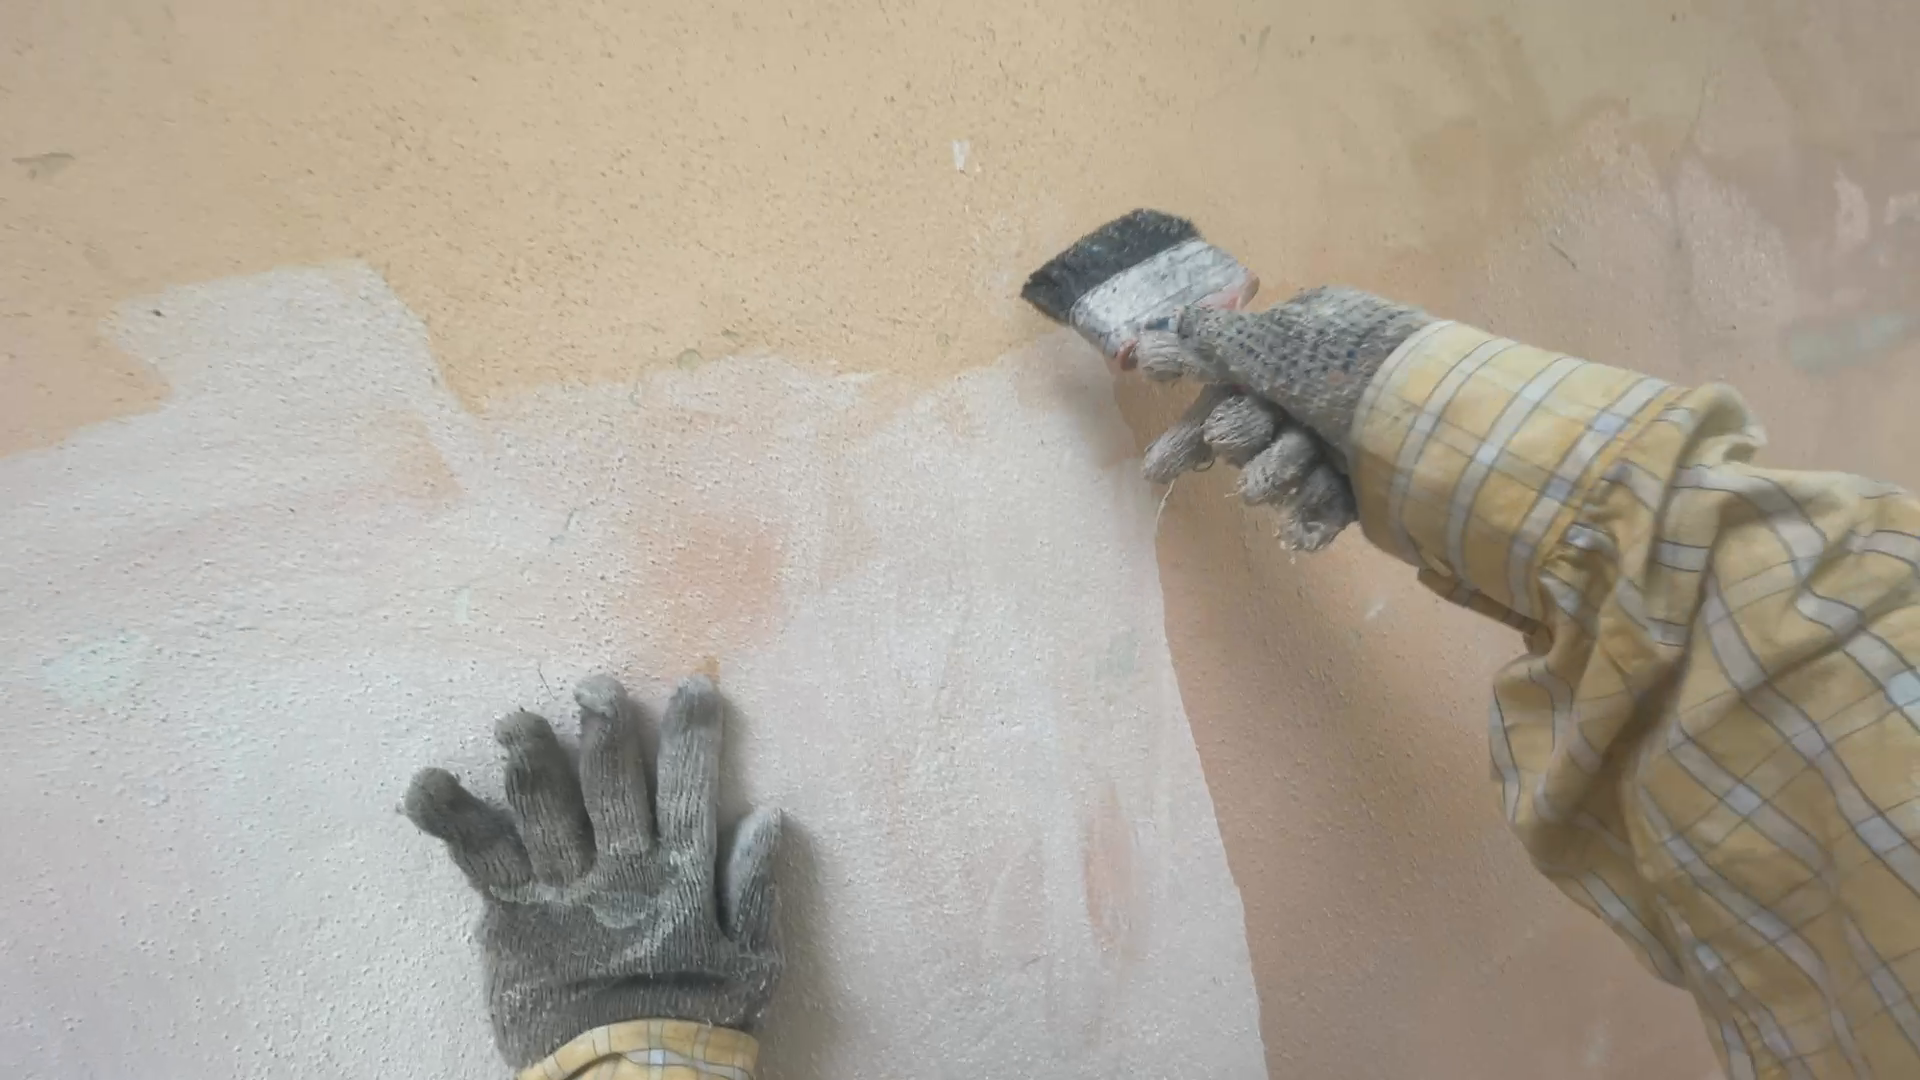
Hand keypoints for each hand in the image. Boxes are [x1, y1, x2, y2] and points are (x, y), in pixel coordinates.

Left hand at [405, 674, 781, 1068]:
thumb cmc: (698, 1021)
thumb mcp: (755, 960)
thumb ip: (758, 887)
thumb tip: (769, 814)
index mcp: (681, 877)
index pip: (691, 788)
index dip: (694, 735)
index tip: (695, 687)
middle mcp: (619, 873)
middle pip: (612, 786)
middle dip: (605, 731)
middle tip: (595, 688)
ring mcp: (560, 896)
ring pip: (544, 812)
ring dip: (532, 759)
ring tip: (518, 720)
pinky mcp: (510, 924)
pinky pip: (481, 863)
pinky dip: (454, 821)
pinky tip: (429, 783)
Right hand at [1132, 285, 1432, 551]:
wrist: (1448, 427)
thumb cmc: (1358, 374)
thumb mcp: (1283, 346)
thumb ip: (1219, 344)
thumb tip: (1170, 328)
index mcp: (1297, 350)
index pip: (1224, 390)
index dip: (1188, 430)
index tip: (1157, 469)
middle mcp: (1313, 393)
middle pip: (1247, 435)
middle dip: (1241, 442)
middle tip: (1236, 441)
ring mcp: (1339, 441)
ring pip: (1281, 471)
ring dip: (1280, 473)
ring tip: (1301, 470)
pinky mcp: (1362, 485)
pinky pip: (1320, 506)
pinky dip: (1311, 518)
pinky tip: (1308, 532)